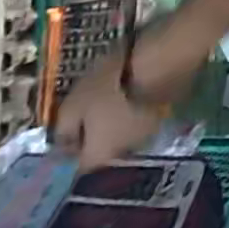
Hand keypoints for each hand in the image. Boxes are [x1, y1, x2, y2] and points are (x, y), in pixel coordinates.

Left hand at [51, 26, 192, 169]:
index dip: (66, 152)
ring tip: (113, 97)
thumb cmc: (111, 85)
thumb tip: (59, 147)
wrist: (164, 62)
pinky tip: (133, 90)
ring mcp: (150, 131)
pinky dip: (135, 108)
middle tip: (88, 111)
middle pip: (104, 148)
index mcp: (98, 155)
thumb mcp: (72, 105)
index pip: (74, 165)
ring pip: (126, 132)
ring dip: (118, 120)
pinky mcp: (168, 113)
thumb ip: (62, 130)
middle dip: (95, 134)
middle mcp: (126, 150)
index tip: (63, 133)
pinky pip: (143, 116)